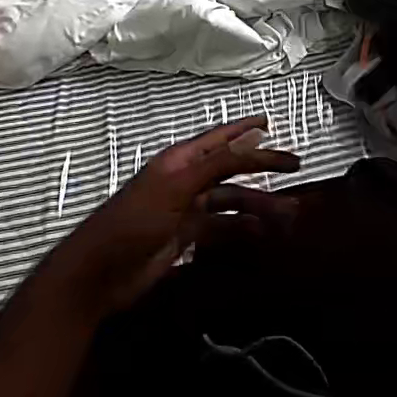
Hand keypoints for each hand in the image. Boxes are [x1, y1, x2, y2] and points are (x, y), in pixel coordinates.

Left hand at [38, 115, 299, 319]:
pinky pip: (221, 228)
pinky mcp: (185, 238)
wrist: (101, 273)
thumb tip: (251, 137)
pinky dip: (242, 230)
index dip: (244, 129)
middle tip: (295, 169)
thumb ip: (216, 163)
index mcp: (181, 161)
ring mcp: (186, 210)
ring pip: (230, 201)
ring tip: (289, 214)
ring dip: (258, 205)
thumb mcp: (177, 186)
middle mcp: (186, 180)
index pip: (221, 140)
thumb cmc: (136, 221)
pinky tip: (262, 235)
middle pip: (231, 170)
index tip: (270, 123)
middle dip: (262, 170)